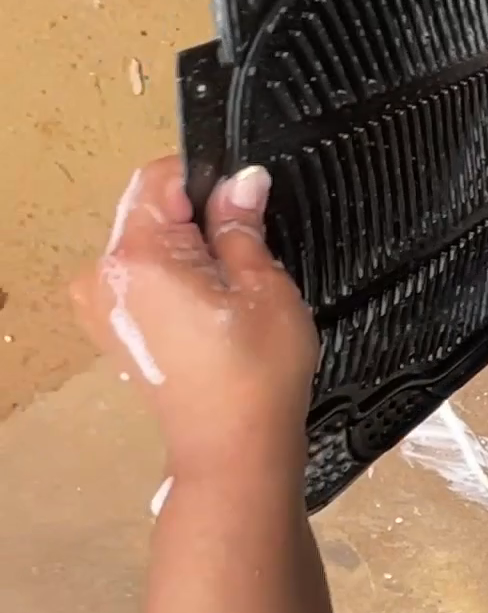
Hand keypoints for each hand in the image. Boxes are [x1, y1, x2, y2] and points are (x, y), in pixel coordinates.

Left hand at [70, 157, 317, 489]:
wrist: (233, 436)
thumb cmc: (258, 364)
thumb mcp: (264, 286)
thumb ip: (243, 227)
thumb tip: (244, 180)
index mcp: (137, 258)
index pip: (157, 181)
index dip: (209, 176)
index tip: (253, 191)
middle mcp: (100, 274)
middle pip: (149, 213)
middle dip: (204, 217)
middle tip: (258, 249)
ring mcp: (98, 301)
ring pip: (148, 245)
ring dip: (193, 247)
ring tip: (240, 285)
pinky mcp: (110, 323)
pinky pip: (143, 276)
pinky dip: (180, 274)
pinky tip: (217, 305)